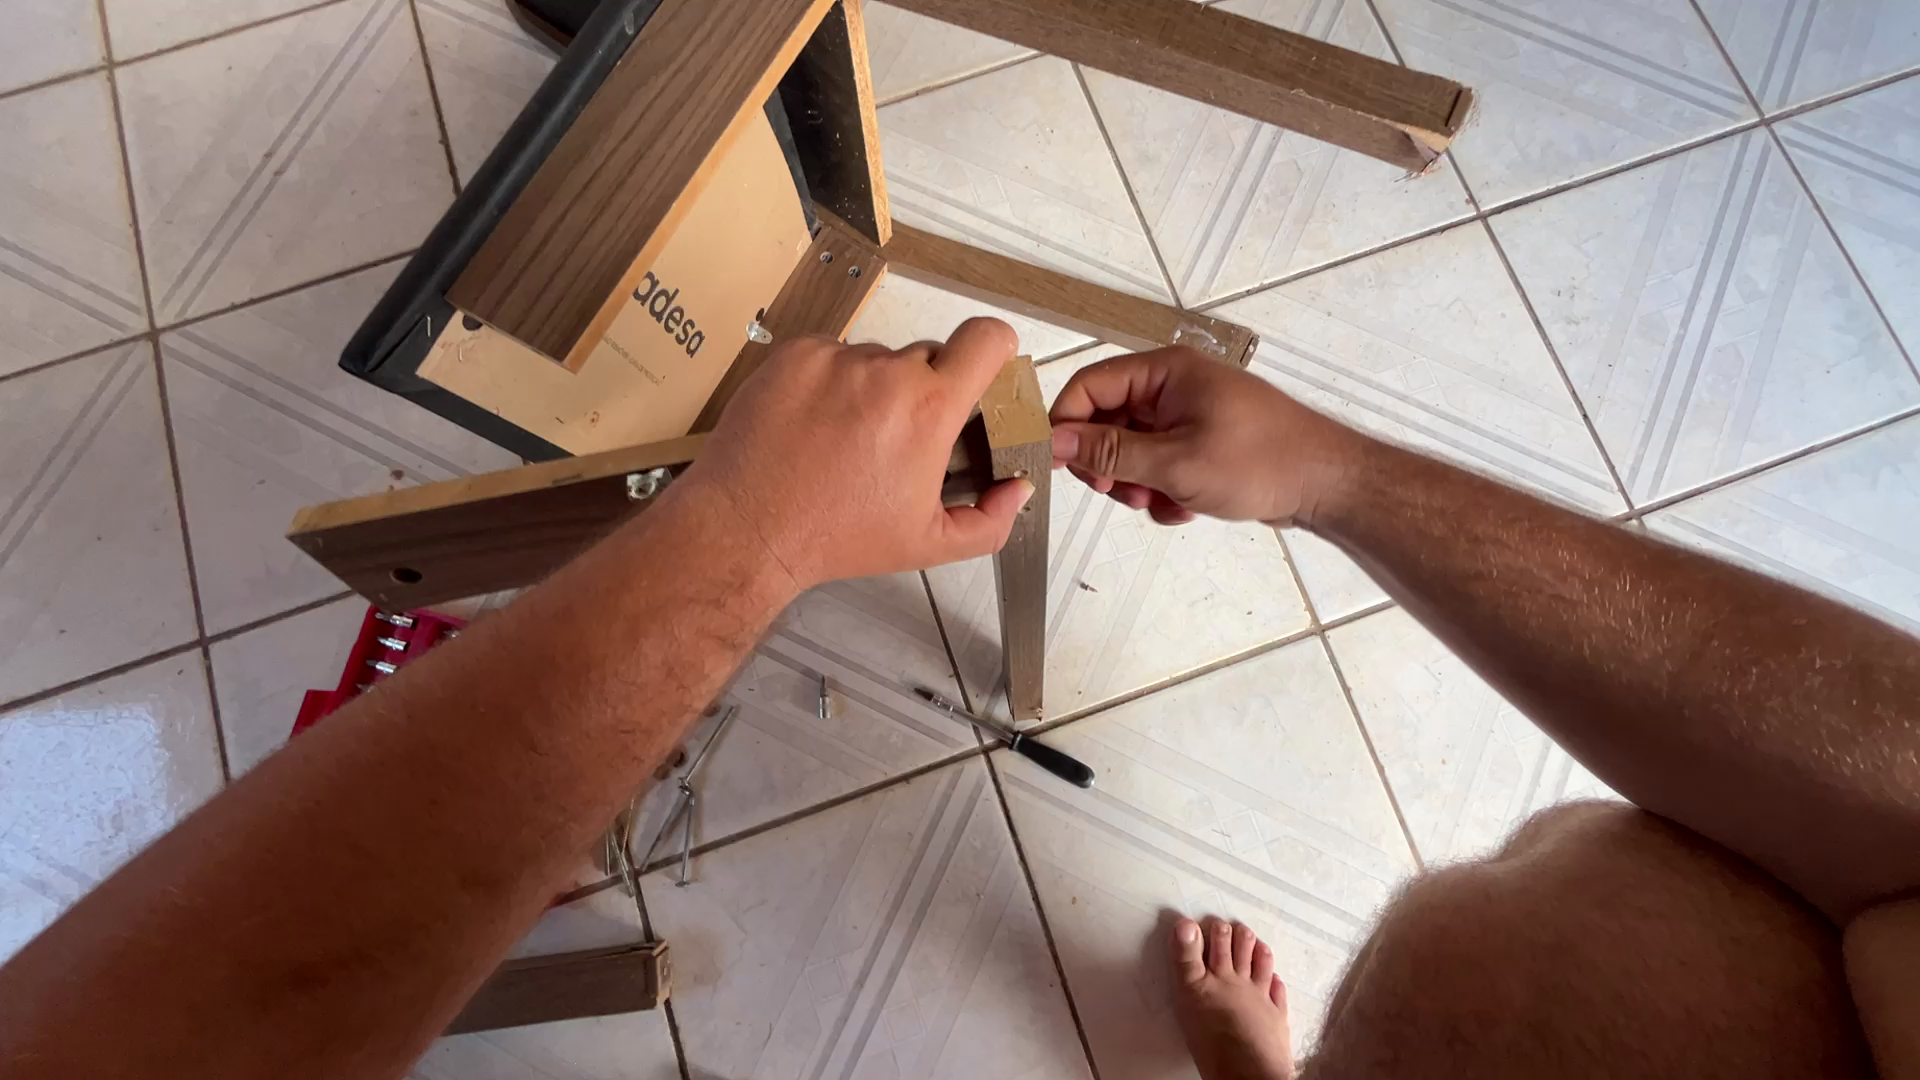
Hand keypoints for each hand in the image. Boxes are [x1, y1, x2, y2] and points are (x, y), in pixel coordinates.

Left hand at [686, 318, 1035, 588]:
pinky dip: (833, 383)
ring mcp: (835, 358)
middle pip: (929, 357)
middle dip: (926, 391)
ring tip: (847, 438)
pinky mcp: (796, 354)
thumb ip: (989, 522)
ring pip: (878, 359)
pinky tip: (817, 426)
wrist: (748, 526)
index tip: (984, 370)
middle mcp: (884, 372)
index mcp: (928, 410)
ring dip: (875, 389)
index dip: (995, 350)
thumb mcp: (926, 545)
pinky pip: (834, 355)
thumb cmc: (835, 535)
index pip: (986, 338)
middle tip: (901, 436)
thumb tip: (1016, 489)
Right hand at [1048, 347, 1366, 527]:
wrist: (1326, 485)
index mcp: (1165, 372)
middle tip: (1118, 493)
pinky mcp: (1195, 445)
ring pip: (1128, 451)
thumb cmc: (1259, 462)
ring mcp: (1183, 417)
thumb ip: (1110, 453)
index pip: (1090, 386)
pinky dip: (1161, 491)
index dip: (1067, 424)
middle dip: (1107, 464)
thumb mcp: (1175, 462)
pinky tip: (1185, 506)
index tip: (1057, 465)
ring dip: (1135, 484)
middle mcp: (1170, 388)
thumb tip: (1055, 443)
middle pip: (1105, 422)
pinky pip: (1155, 466)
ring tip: (1161, 502)